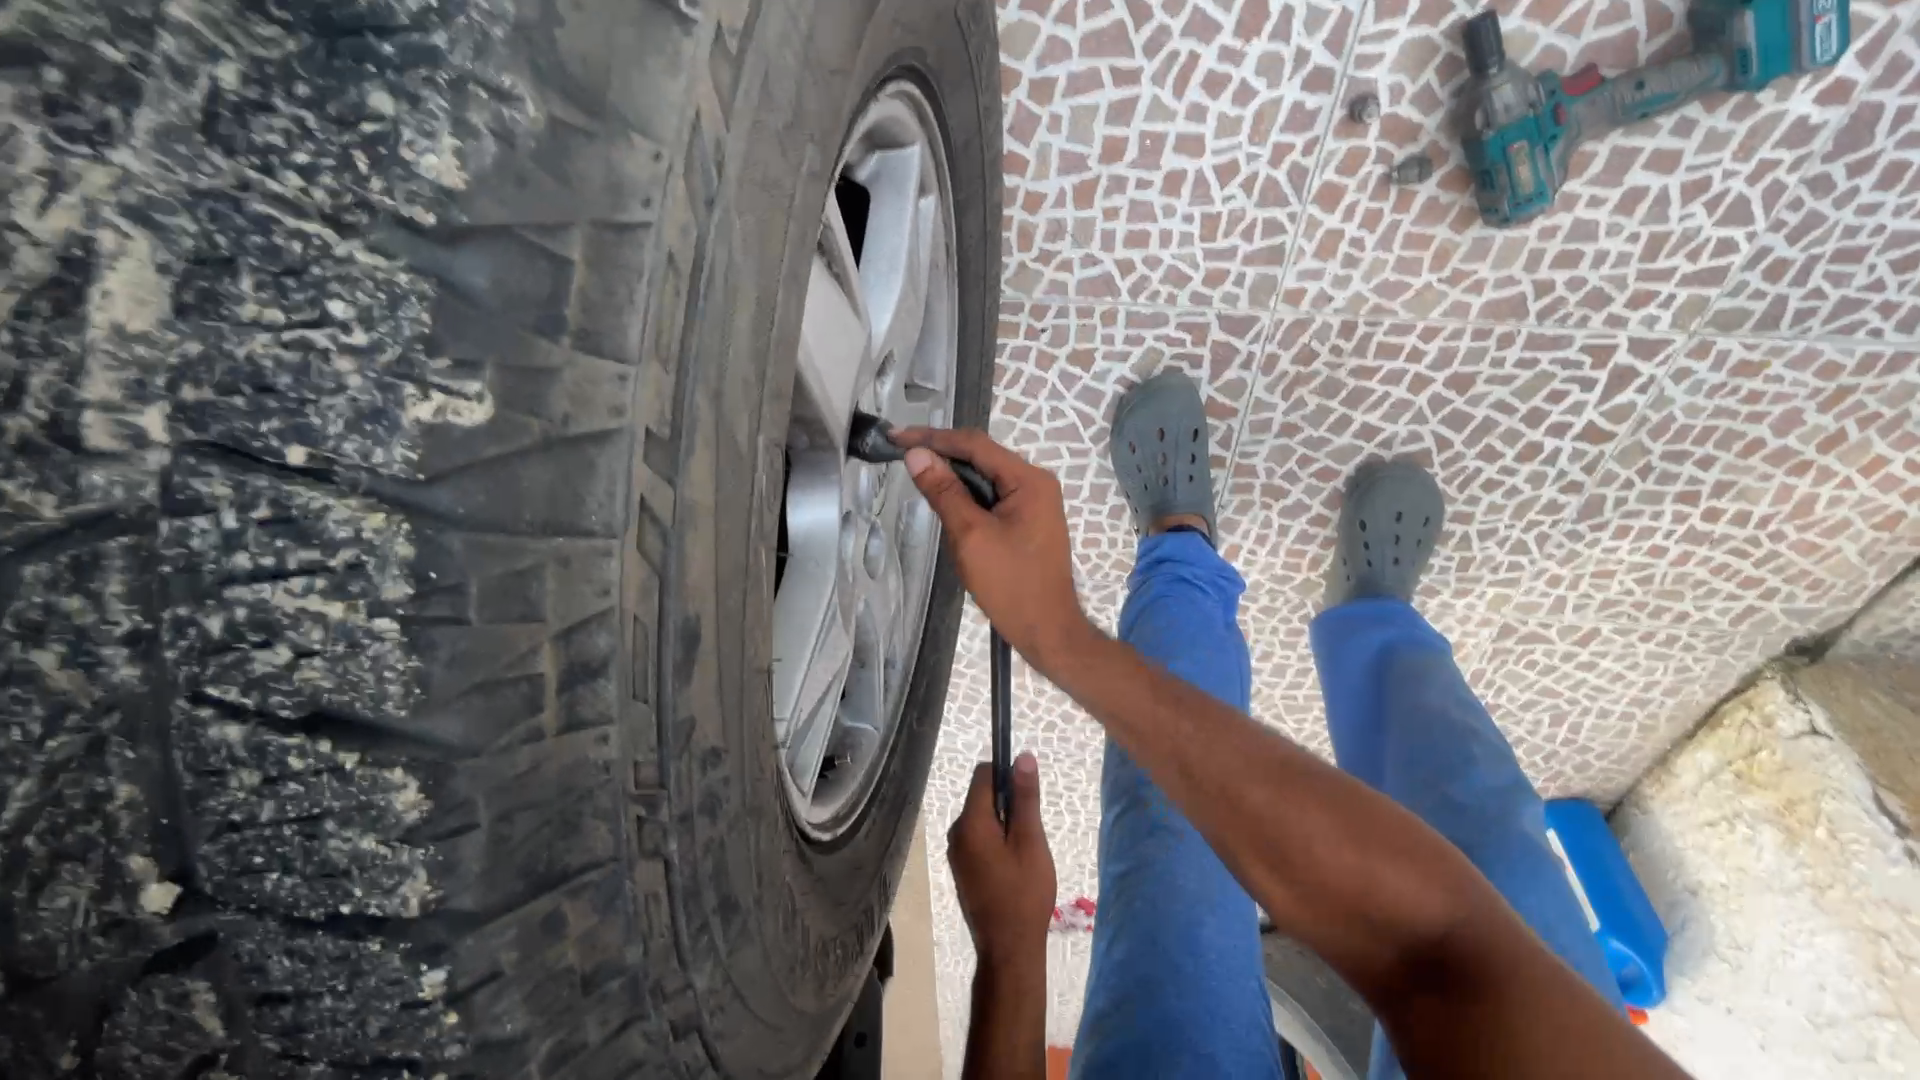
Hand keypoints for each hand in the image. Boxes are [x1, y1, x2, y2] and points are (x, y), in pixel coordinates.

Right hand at [893, 427, 1093, 666]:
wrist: (1047, 630)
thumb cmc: (1011, 585)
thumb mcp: (971, 536)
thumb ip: (944, 492)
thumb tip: (916, 455)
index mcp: (1029, 480)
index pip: (975, 445)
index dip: (933, 438)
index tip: (897, 437)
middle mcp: (1035, 483)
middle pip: (981, 457)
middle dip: (941, 456)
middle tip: (900, 455)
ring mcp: (1034, 503)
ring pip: (985, 479)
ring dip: (952, 479)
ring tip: (917, 477)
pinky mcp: (1027, 521)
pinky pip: (992, 498)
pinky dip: (967, 499)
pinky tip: (945, 504)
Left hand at [948, 752, 1055, 970]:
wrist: (1008, 948)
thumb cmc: (1024, 892)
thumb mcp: (1030, 840)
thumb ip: (1025, 797)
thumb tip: (1022, 756)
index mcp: (970, 822)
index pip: (983, 775)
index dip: (1007, 775)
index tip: (1028, 796)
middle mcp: (956, 833)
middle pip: (982, 797)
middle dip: (1008, 804)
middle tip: (1031, 834)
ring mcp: (956, 853)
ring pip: (983, 820)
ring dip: (1005, 826)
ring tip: (1024, 854)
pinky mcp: (962, 870)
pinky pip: (979, 840)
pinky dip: (997, 843)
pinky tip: (1014, 868)